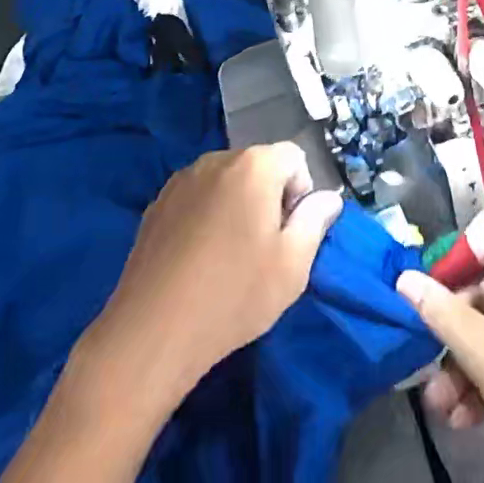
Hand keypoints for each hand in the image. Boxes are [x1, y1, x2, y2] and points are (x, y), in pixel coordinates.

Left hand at [91, 143, 344, 396]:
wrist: (155, 328)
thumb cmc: (235, 294)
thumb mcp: (292, 264)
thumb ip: (315, 221)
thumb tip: (329, 197)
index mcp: (253, 166)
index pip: (293, 157)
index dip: (300, 191)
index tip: (289, 232)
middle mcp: (215, 160)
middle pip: (257, 165)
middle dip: (269, 197)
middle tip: (263, 248)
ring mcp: (181, 179)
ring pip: (225, 181)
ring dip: (237, 205)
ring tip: (229, 256)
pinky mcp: (157, 203)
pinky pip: (197, 196)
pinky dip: (207, 214)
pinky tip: (199, 258)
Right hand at [396, 209, 483, 482]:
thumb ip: (445, 316)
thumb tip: (402, 280)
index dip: (457, 256)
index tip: (432, 294)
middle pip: (482, 283)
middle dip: (450, 328)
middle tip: (423, 358)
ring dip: (460, 363)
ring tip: (440, 403)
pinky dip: (482, 380)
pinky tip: (461, 417)